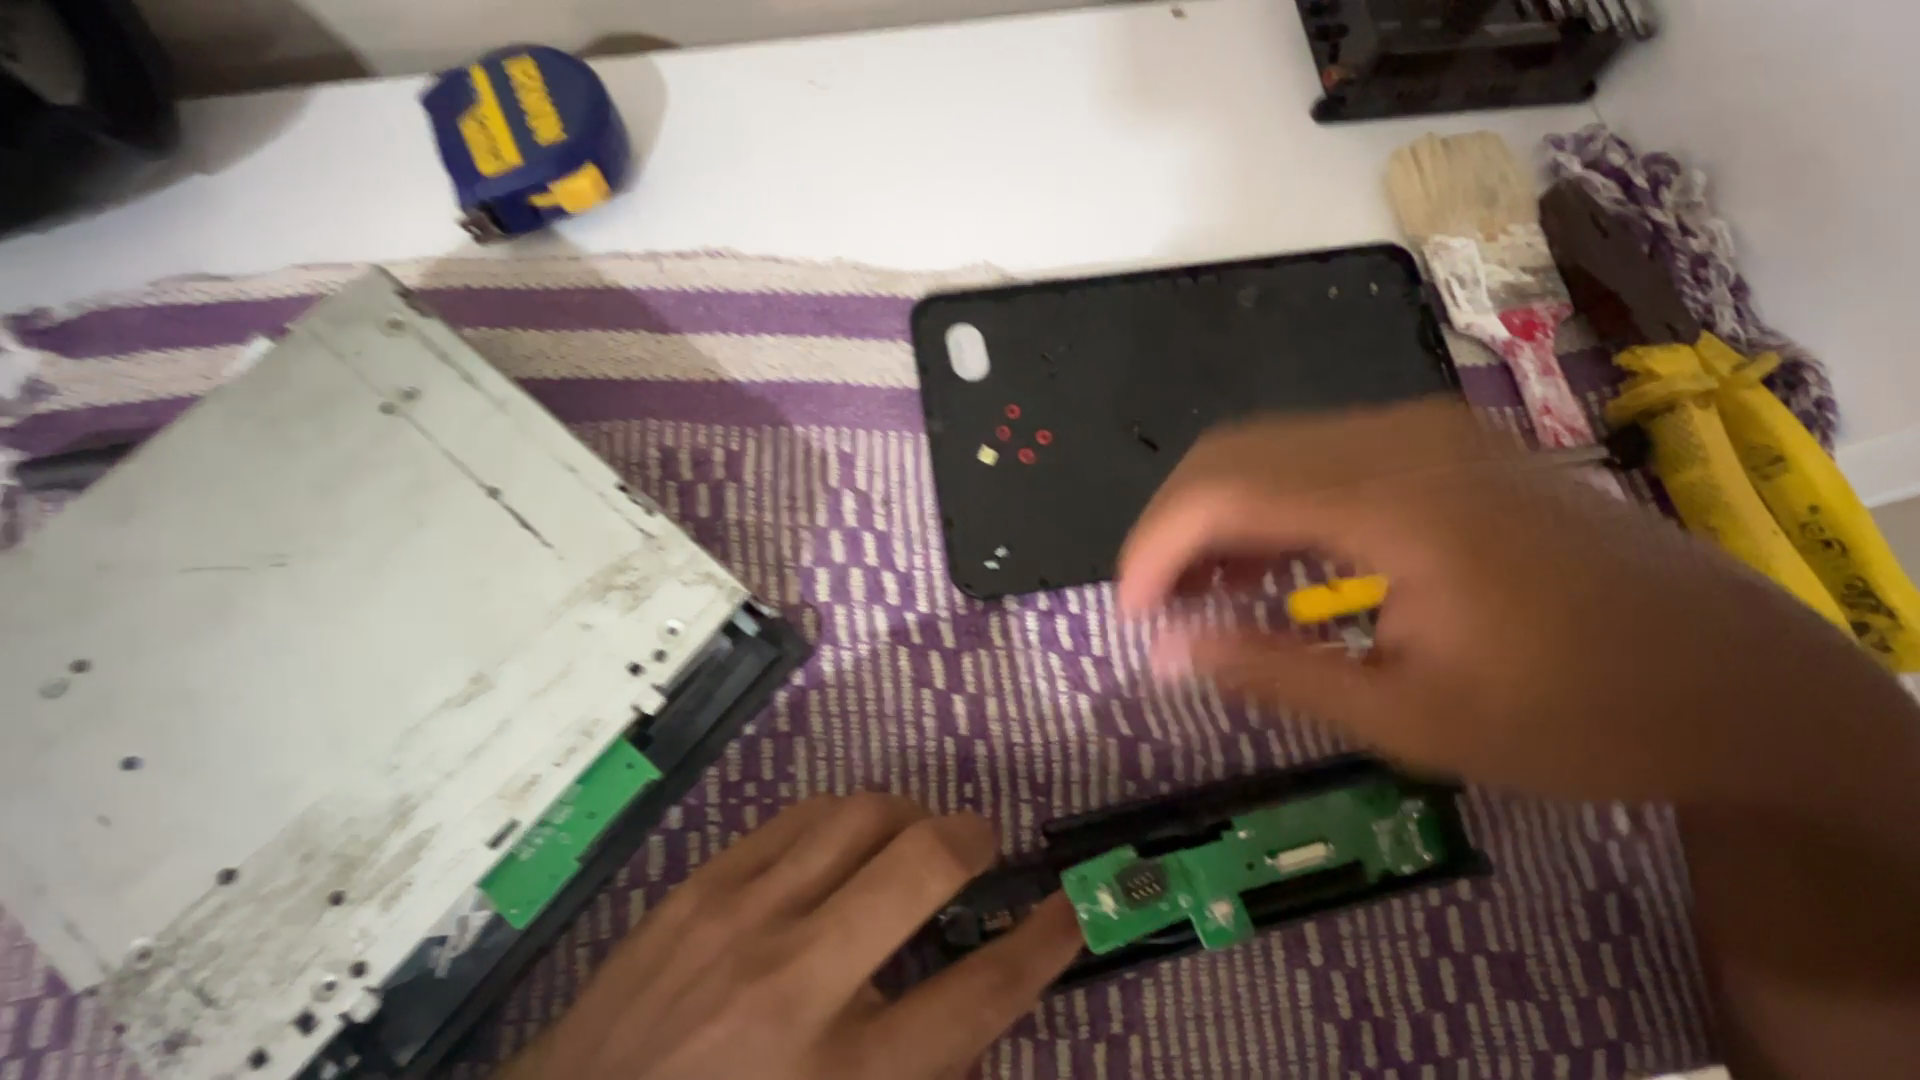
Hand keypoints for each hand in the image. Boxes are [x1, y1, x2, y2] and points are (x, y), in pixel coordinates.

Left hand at [503, 794, 1082, 1079]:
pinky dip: (839, 820)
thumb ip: (913, 1068)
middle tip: (979, 848)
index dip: (1043, 942)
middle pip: (924, 863)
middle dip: (973, 840)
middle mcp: (799, 981)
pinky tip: (839, 844)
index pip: (979, 993)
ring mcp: (741, 918)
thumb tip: (969, 1002)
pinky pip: (796, 817)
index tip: (1071, 907)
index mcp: (847, 1076)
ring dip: (905, 816)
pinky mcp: (698, 886)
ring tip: (910, 838)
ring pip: (858, 816)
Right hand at [1116, 398, 1917, 808]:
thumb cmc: (1576, 714)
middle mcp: (1402, 439)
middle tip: (1156, 609)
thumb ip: (1272, 670)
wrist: (1741, 682)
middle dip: (1174, 529)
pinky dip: (1274, 508)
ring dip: (1221, 517)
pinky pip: (1323, 459)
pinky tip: (1269, 567)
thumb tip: (1166, 651)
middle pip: (1235, 452)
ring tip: (1201, 597)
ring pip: (1274, 449)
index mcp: (1394, 500)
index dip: (1154, 547)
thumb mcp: (1408, 716)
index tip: (1129, 616)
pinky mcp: (1446, 449)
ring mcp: (1430, 435)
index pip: (1222, 488)